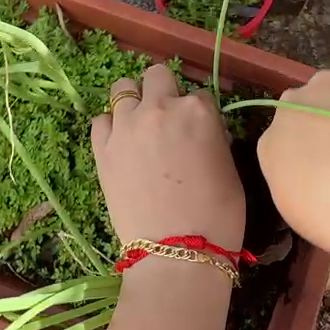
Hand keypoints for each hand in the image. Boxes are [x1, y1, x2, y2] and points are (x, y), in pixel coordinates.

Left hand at [90, 63, 244, 251]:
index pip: (199, 94)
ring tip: (139, 126)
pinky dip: (111, 127)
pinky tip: (121, 145)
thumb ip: (213, 136)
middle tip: (167, 120)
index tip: (198, 132)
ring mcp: (127, 125)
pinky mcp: (102, 147)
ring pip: (122, 87)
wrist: (177, 253)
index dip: (198, 113)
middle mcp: (160, 108)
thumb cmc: (218, 216)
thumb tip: (202, 132)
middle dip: (164, 92)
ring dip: (133, 101)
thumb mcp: (229, 167)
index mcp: (198, 110)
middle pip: (157, 75)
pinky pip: (100, 120)